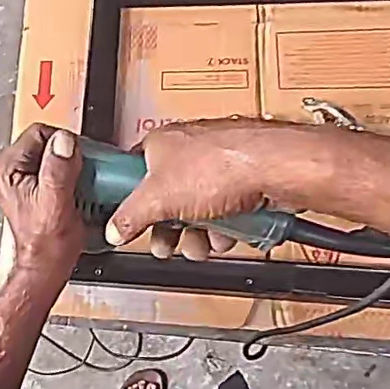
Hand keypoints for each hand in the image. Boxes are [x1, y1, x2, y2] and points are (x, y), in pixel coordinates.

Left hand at [0, 124, 85, 282]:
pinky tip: (78, 189)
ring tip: (80, 183)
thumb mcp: (55, 201)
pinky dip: (73, 175)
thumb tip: (64, 142)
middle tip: (82, 173)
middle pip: (49, 142)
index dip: (64, 144)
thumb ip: (58, 169)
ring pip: (57, 154)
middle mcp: (13, 170)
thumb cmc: (46, 241)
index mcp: (9, 168)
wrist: (48, 263)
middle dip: (71, 155)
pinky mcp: (39, 186)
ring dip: (74, 166)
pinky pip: (60, 168)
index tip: (79, 160)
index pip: (40, 133)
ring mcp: (26, 178)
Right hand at [107, 120, 330, 256]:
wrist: (275, 168)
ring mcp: (216, 166)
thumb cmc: (224, 164)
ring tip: (201, 245)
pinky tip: (225, 234)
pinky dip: (222, 226)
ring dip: (197, 234)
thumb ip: (130, 216)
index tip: (126, 223)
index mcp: (160, 144)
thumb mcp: (159, 198)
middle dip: (168, 228)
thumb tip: (114, 229)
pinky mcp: (240, 181)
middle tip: (166, 245)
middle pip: (166, 198)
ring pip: (196, 208)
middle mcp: (187, 151)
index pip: (132, 174)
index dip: (129, 201)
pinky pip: (222, 209)